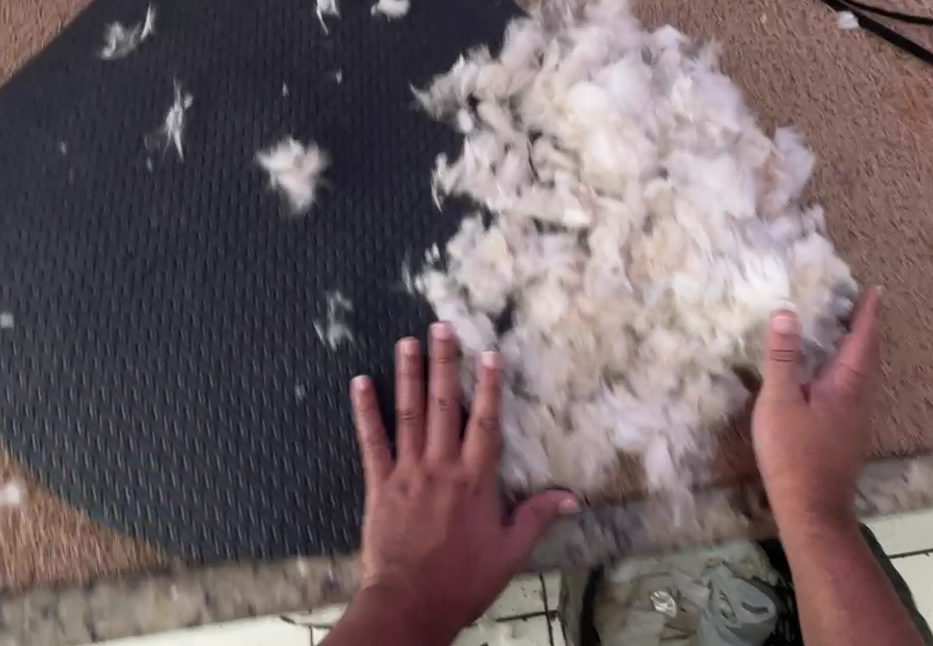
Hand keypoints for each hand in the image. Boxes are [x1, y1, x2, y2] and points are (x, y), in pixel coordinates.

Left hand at [341, 323, 577, 644]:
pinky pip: (372, 440)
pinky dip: (365, 410)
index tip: (489, 351)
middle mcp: (441, 464)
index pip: (486, 421)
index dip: (490, 385)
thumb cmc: (463, 580)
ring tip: (407, 341)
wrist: (410, 605)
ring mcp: (408, 470)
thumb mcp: (510, 552)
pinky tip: (359, 381)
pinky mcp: (379, 483)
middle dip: (445, 362)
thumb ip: (538, 517)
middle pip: (445, 404)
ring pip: (409, 412)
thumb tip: (573, 497)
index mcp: (475, 479)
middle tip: (441, 326)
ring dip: (408, 374)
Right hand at [752, 287, 883, 532]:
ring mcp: (856, 418)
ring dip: (860, 347)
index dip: (868, 314)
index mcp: (846, 386)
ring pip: (864, 373)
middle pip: (870, 356)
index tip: (876, 290)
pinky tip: (831, 371)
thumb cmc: (793, 451)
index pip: (863, 341)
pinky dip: (849, 365)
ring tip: (848, 329)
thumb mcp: (780, 400)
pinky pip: (855, 386)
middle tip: (863, 302)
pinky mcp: (847, 431)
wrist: (811, 508)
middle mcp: (859, 399)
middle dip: (867, 328)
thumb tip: (786, 311)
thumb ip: (783, 356)